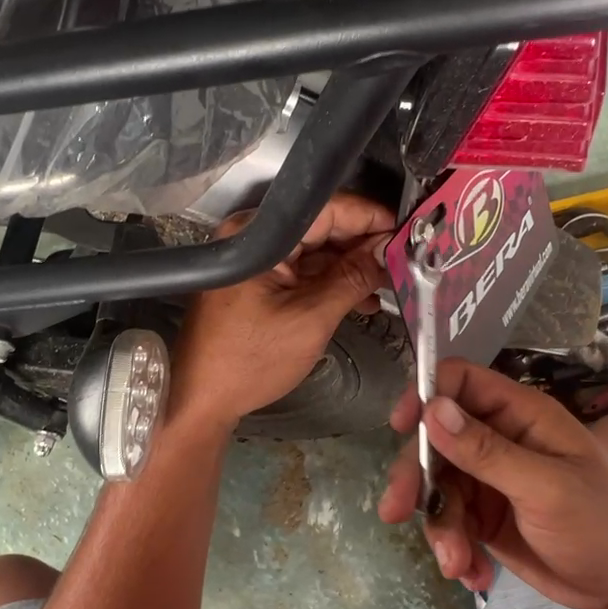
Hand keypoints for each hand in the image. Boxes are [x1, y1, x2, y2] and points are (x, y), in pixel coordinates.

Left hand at [172, 193, 393, 429]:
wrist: (201, 400)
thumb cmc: (248, 362)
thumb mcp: (310, 319)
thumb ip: (352, 279)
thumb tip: (387, 252)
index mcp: (260, 236)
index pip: (328, 209)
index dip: (370, 218)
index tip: (405, 232)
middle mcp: (254, 238)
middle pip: (323, 227)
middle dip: (364, 245)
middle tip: (402, 261)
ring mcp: (256, 261)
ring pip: (317, 251)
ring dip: (352, 267)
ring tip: (388, 284)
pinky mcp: (258, 282)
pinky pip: (303, 271)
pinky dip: (331, 283)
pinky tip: (361, 299)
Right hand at [379, 359, 607, 608]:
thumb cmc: (605, 526)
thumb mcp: (546, 488)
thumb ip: (487, 451)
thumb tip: (433, 409)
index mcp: (522, 416)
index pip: (461, 382)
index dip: (426, 395)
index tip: (402, 427)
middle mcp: (500, 441)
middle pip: (436, 441)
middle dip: (414, 477)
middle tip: (395, 510)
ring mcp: (490, 481)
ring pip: (437, 489)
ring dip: (440, 527)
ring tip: (456, 564)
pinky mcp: (485, 519)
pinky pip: (451, 524)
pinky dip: (455, 550)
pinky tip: (473, 575)